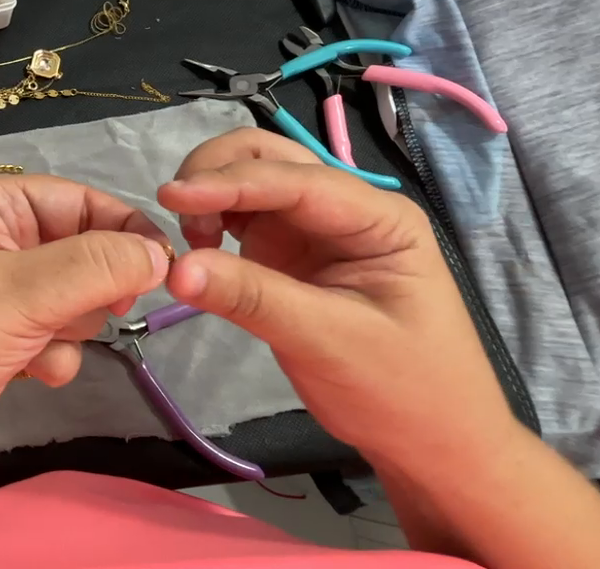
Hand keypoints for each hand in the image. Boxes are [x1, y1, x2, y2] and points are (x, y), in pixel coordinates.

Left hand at [0, 174, 170, 463]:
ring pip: (78, 296)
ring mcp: (3, 285)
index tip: (165, 269)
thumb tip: (162, 252)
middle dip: (89, 288)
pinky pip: (59, 332)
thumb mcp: (21, 291)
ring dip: (69, 325)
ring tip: (38, 339)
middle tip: (85, 310)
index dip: (124, 231)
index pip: (82, 200)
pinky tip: (29, 368)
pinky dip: (53, 352)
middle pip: (86, 250)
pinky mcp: (6, 329)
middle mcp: (1, 235)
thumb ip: (96, 266)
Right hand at [157, 129, 519, 472]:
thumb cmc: (403, 392)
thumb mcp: (329, 343)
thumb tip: (174, 269)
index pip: (293, 180)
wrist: (429, 444)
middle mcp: (341, 208)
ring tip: (191, 240)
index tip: (170, 197)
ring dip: (208, 192)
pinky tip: (198, 249)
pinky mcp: (282, 249)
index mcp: (377, 218)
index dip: (228, 182)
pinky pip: (236, 213)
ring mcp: (309, 226)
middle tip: (179, 215)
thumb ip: (251, 298)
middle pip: (266, 156)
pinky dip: (208, 217)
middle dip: (215, 172)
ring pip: (245, 176)